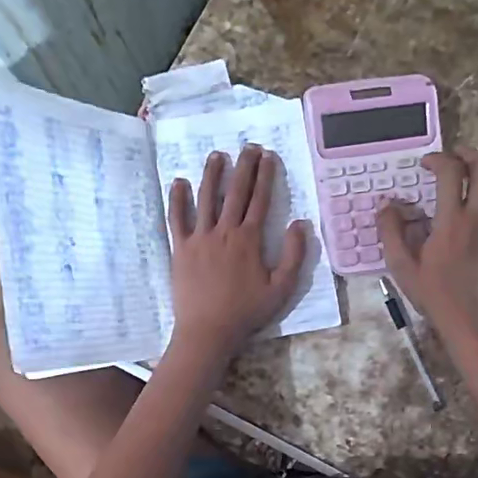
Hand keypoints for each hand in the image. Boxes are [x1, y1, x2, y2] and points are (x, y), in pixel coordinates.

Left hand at [168, 145, 307, 356]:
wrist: (208, 330)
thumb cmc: (247, 312)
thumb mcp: (281, 289)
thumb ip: (294, 255)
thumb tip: (301, 224)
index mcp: (249, 240)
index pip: (260, 200)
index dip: (265, 176)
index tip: (268, 156)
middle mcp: (224, 231)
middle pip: (235, 192)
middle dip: (243, 167)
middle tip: (248, 147)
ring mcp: (199, 238)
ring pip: (206, 198)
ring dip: (212, 175)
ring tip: (217, 155)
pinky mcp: (180, 248)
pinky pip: (177, 218)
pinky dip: (178, 199)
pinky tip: (179, 182)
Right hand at [376, 147, 477, 340]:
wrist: (466, 316)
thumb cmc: (432, 293)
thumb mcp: (401, 266)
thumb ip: (390, 232)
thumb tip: (386, 205)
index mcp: (451, 221)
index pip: (451, 173)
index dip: (438, 159)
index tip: (425, 164)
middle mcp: (477, 218)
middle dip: (469, 154)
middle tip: (454, 155)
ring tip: (470, 171)